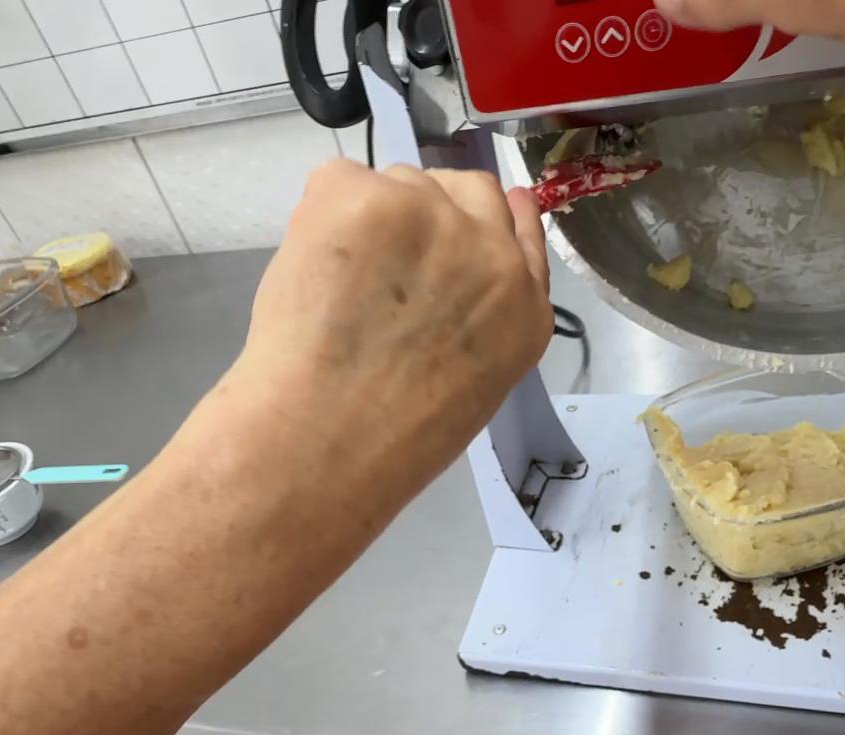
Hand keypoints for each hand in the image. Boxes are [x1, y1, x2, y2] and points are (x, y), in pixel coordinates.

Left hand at [218, 160, 553, 501]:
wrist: (328, 441)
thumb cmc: (396, 440)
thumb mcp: (474, 382)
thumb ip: (479, 318)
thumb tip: (452, 276)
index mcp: (524, 307)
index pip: (521, 229)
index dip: (493, 217)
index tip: (472, 214)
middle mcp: (492, 251)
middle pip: (469, 190)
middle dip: (434, 210)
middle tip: (389, 256)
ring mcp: (432, 215)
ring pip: (403, 183)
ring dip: (378, 217)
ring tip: (346, 285)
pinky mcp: (366, 196)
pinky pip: (344, 183)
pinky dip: (326, 217)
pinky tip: (319, 272)